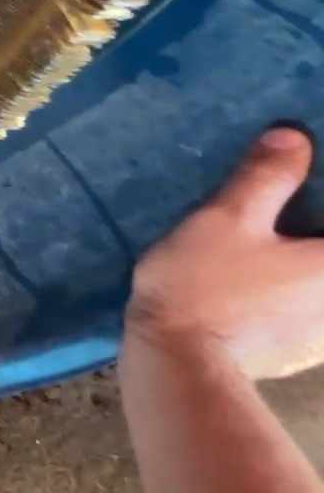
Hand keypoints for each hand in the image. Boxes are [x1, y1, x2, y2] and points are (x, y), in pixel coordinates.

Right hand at [128, 126, 323, 379]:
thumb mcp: (223, 221)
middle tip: (286, 211)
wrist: (182, 355)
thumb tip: (294, 136)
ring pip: (317, 280)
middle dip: (308, 228)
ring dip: (300, 262)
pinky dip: (297, 291)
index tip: (308, 186)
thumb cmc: (205, 282)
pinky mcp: (314, 344)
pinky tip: (262, 285)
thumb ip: (265, 180)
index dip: (317, 195)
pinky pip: (312, 306)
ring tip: (267, 253)